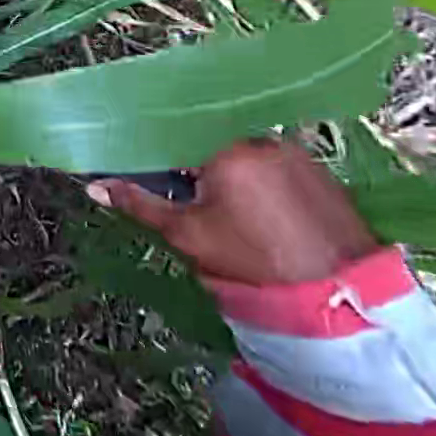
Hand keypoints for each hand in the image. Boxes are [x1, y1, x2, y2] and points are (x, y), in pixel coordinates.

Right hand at [86, 139, 377, 284]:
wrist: (341, 297)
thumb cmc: (253, 260)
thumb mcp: (186, 233)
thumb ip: (138, 203)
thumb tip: (95, 187)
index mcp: (226, 151)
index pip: (175, 139)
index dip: (158, 157)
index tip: (151, 174)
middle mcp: (263, 142)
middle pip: (210, 143)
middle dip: (194, 165)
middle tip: (187, 194)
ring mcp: (296, 155)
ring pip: (242, 153)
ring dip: (227, 170)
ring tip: (223, 205)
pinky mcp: (321, 173)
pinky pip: (272, 163)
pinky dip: (257, 177)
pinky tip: (254, 207)